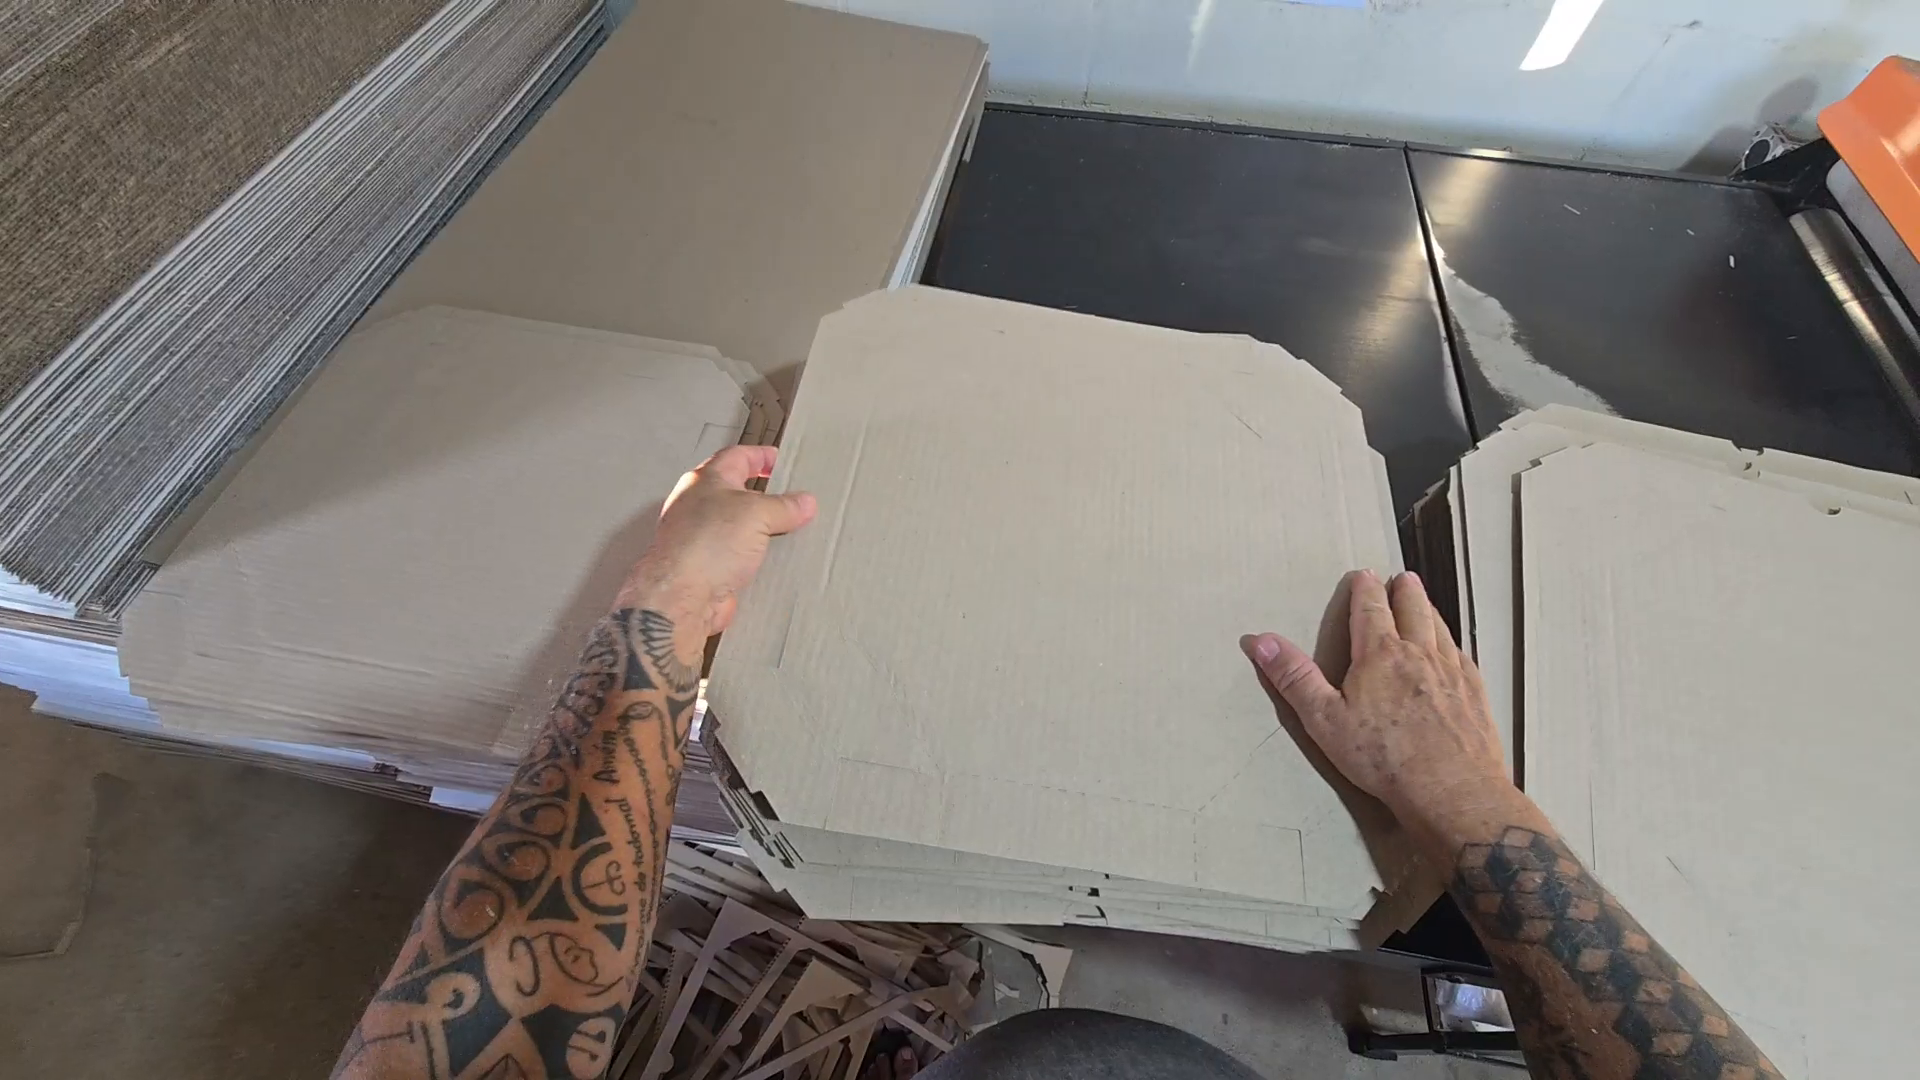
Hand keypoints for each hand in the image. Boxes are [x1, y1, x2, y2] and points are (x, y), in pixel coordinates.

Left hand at [617, 446, 815, 642]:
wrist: (682, 597)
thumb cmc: (709, 543)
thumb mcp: (757, 513)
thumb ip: (784, 506)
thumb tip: (805, 502)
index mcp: (707, 481)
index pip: (737, 457)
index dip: (760, 456)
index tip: (780, 459)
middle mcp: (699, 506)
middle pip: (736, 491)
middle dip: (765, 493)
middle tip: (793, 497)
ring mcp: (702, 537)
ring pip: (738, 525)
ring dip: (763, 527)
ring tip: (792, 529)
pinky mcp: (708, 567)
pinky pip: (738, 554)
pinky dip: (757, 555)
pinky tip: (776, 560)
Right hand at [1240, 570, 1509, 838]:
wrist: (1453, 793)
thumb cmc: (1380, 756)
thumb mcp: (1323, 718)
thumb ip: (1293, 676)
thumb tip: (1259, 640)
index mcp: (1380, 655)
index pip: (1371, 610)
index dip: (1365, 590)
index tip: (1364, 574)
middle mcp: (1419, 655)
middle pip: (1413, 610)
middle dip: (1405, 591)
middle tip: (1403, 577)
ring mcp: (1453, 674)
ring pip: (1440, 629)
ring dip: (1429, 610)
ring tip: (1424, 600)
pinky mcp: (1475, 697)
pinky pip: (1462, 656)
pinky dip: (1452, 642)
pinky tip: (1452, 649)